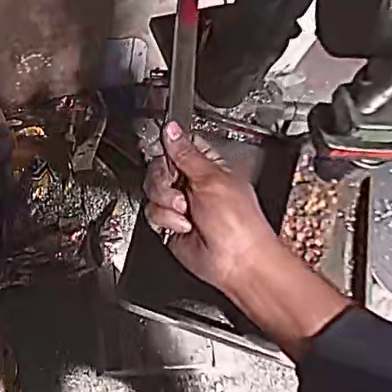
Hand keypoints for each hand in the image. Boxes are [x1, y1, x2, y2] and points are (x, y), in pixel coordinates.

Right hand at [144, 121, 285, 299]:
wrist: (237, 262)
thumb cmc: (239, 224)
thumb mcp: (212, 179)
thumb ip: (186, 154)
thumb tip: (172, 129)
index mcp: (208, 167)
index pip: (179, 146)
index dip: (169, 148)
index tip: (169, 157)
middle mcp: (192, 184)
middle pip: (158, 167)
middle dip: (164, 180)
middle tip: (180, 190)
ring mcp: (180, 205)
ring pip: (152, 190)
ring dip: (166, 202)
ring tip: (185, 211)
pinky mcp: (170, 223)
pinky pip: (152, 212)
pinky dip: (165, 219)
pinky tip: (183, 225)